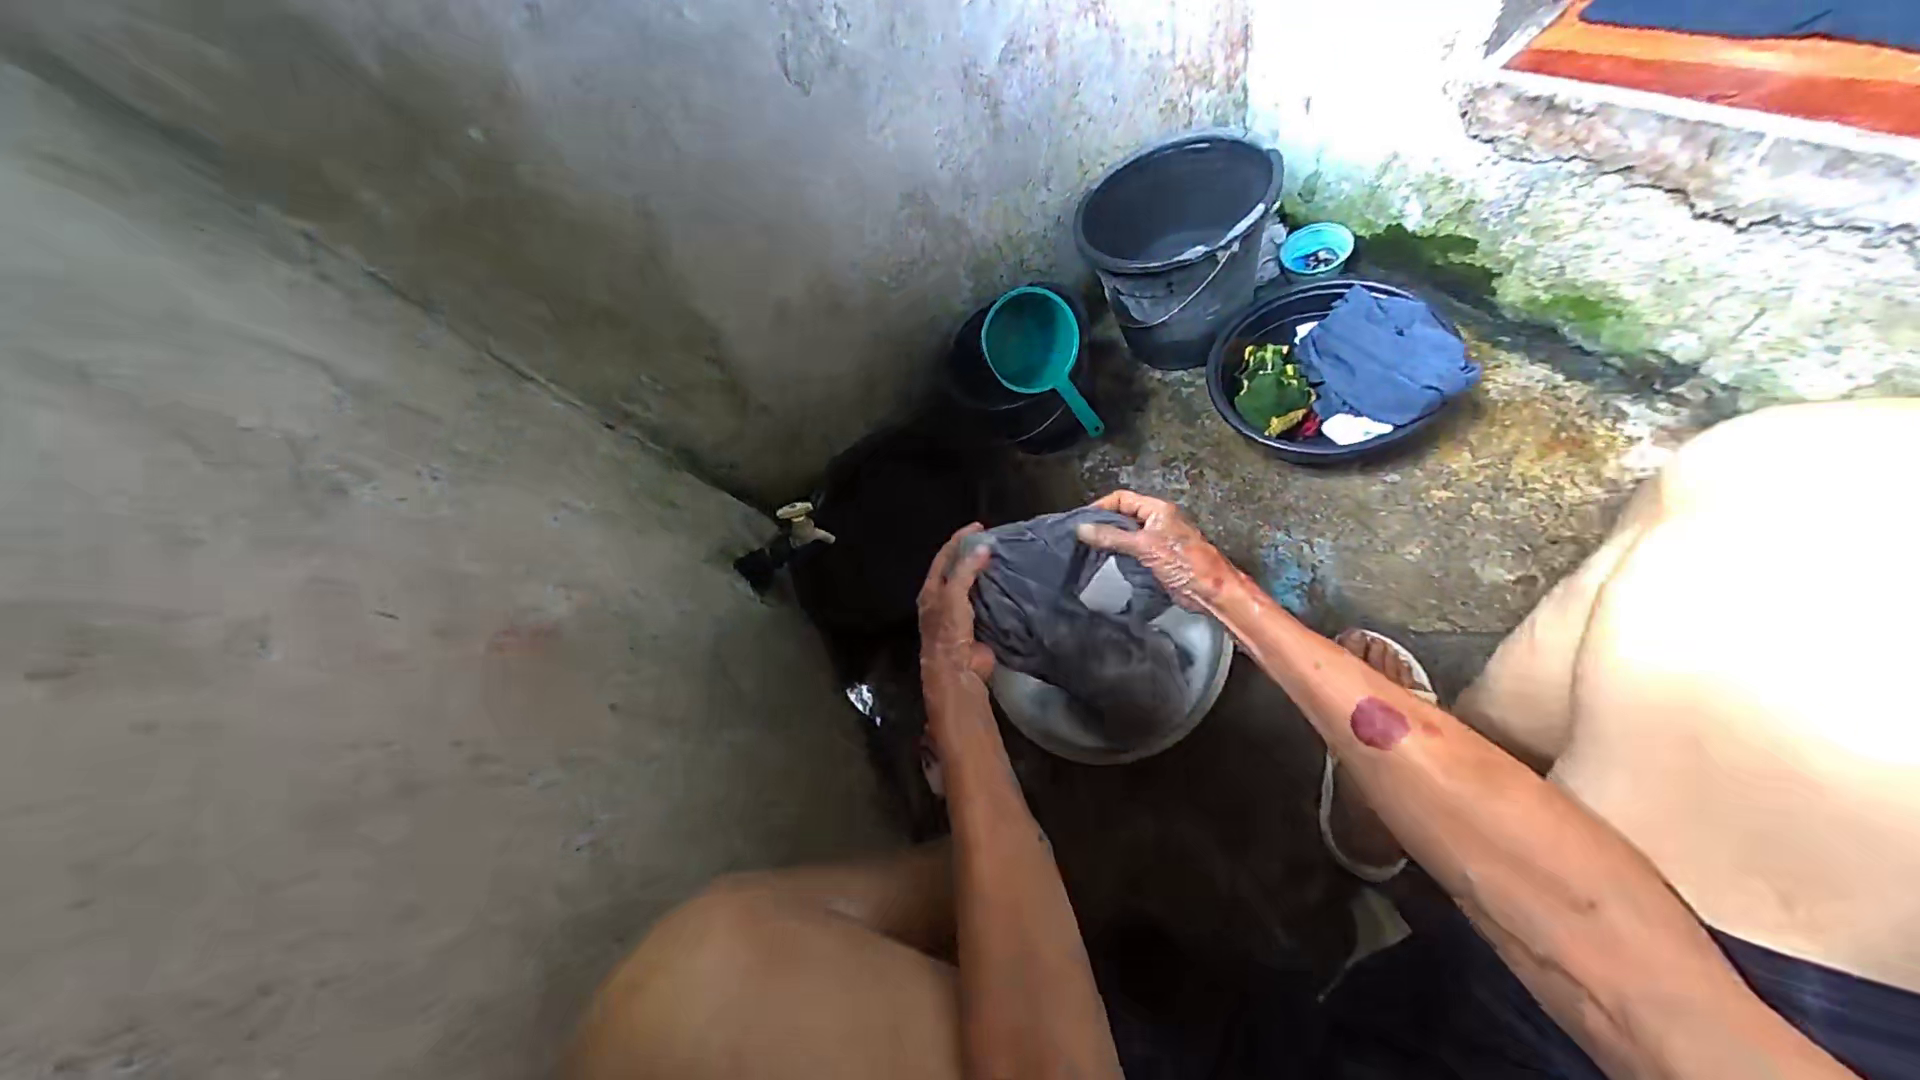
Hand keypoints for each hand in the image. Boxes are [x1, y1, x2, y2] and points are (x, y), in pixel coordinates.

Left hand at [918, 523, 995, 683]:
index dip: (959, 539)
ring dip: (986, 573)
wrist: (958, 670)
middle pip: (958, 570)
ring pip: (974, 586)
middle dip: (973, 554)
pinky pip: (988, 602)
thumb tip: (983, 548)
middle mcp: (943, 599)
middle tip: (994, 541)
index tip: (979, 526)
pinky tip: (1010, 582)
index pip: (944, 557)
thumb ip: (966, 570)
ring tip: (1004, 557)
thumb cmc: (949, 629)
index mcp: (931, 590)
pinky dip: (997, 591)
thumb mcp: (953, 595)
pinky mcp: (978, 625)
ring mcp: (961, 613)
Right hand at [1074, 491, 1243, 611]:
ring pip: (1126, 533)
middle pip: (1123, 515)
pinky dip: (1118, 552)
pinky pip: (1131, 549)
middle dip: (1103, 524)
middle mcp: (1157, 520)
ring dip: (1109, 539)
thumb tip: (1081, 529)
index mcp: (1157, 509)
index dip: (1101, 507)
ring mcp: (1156, 539)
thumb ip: (1112, 536)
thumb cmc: (1183, 563)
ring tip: (1088, 548)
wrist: (1209, 591)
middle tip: (1082, 536)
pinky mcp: (1156, 557)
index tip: (1082, 521)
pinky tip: (1105, 560)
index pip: (1122, 498)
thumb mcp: (1144, 546)